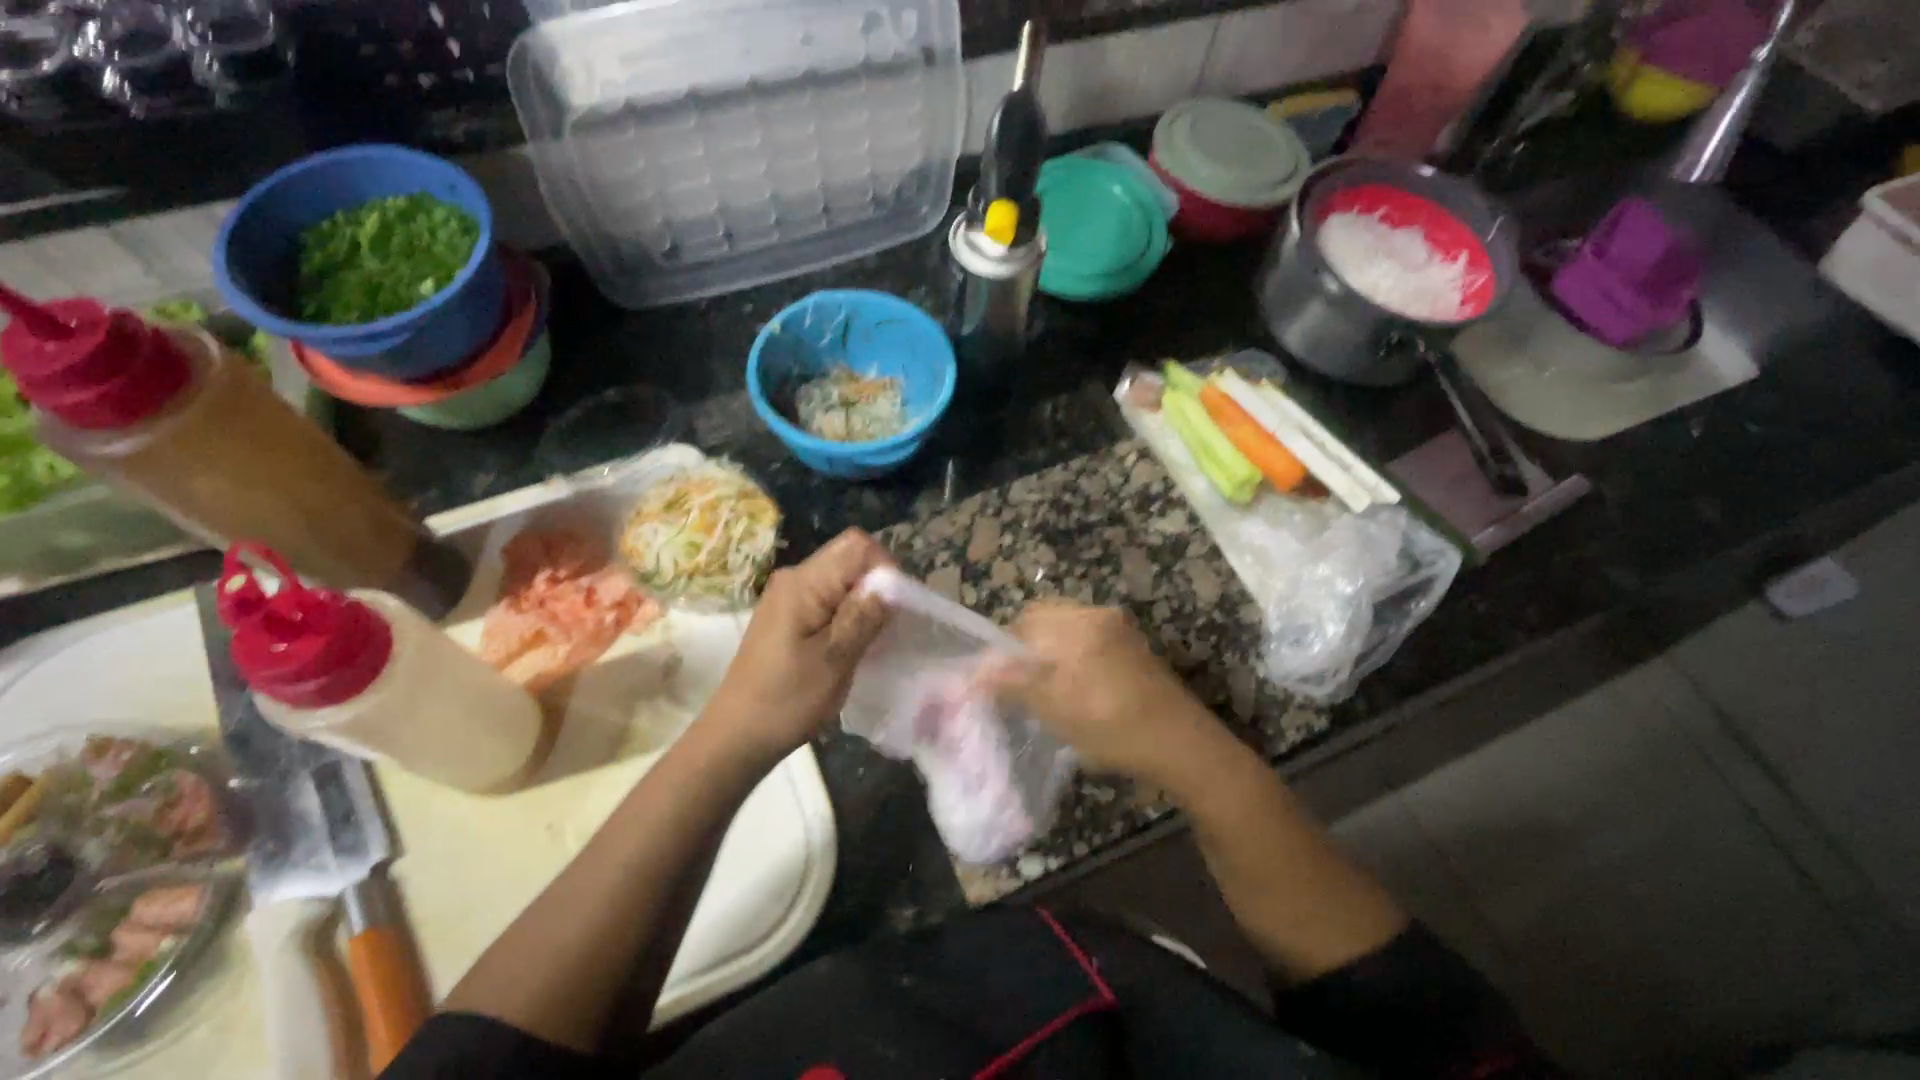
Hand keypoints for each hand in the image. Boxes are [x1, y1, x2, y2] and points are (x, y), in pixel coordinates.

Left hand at [697, 529, 891, 767]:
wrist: (738, 734)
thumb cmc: (787, 701)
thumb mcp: (834, 661)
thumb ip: (864, 616)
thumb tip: (892, 583)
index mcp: (803, 583)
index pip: (858, 546)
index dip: (885, 569)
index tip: (895, 609)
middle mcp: (794, 578)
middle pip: (850, 558)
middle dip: (877, 586)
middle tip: (889, 628)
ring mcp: (789, 596)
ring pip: (842, 579)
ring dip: (864, 603)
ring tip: (874, 640)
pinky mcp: (789, 615)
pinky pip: (829, 598)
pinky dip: (848, 614)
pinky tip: (853, 645)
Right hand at [990, 601, 1239, 791]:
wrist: (1183, 747)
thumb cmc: (1113, 726)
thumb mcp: (1054, 708)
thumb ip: (1012, 683)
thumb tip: (974, 671)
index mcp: (1081, 622)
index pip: (1025, 621)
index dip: (1004, 650)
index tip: (997, 684)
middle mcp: (1101, 616)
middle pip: (1047, 623)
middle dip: (1027, 653)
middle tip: (1020, 692)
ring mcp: (1122, 632)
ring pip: (1068, 636)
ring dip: (1051, 659)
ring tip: (1046, 697)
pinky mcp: (1134, 652)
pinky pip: (1090, 647)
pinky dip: (1074, 664)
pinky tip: (1076, 697)